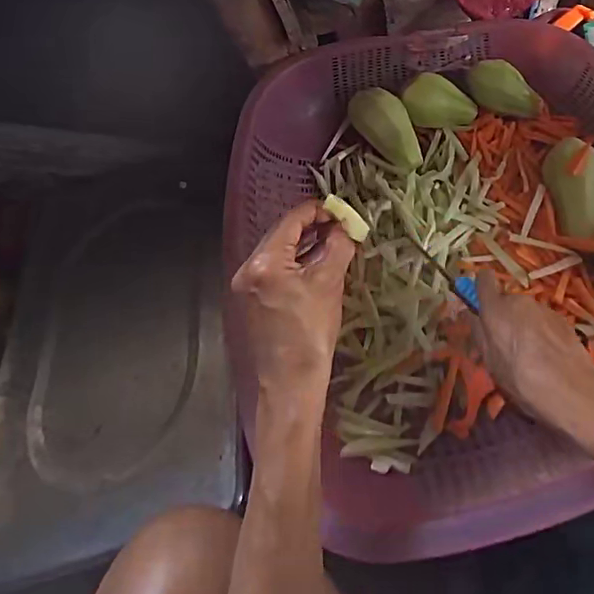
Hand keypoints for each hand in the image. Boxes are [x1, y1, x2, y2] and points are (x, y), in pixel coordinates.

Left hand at [232, 201, 353, 399]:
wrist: (291, 382)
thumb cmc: (311, 333)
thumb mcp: (329, 283)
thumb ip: (338, 246)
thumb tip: (345, 226)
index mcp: (264, 262)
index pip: (292, 220)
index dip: (318, 211)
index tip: (340, 212)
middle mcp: (249, 268)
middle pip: (282, 233)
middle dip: (312, 226)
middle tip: (339, 225)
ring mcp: (247, 284)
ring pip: (280, 250)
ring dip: (306, 243)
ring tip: (333, 240)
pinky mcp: (253, 297)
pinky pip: (276, 268)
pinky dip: (296, 261)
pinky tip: (318, 261)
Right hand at [473, 277, 593, 439]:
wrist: (572, 389)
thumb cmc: (522, 379)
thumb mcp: (491, 362)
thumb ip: (479, 333)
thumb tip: (468, 314)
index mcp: (495, 309)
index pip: (484, 279)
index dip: (481, 288)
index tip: (481, 304)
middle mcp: (518, 301)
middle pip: (506, 301)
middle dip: (504, 316)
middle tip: (506, 344)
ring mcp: (542, 307)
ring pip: (526, 312)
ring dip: (524, 325)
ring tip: (531, 354)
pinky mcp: (561, 318)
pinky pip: (543, 320)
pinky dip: (542, 332)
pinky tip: (549, 355)